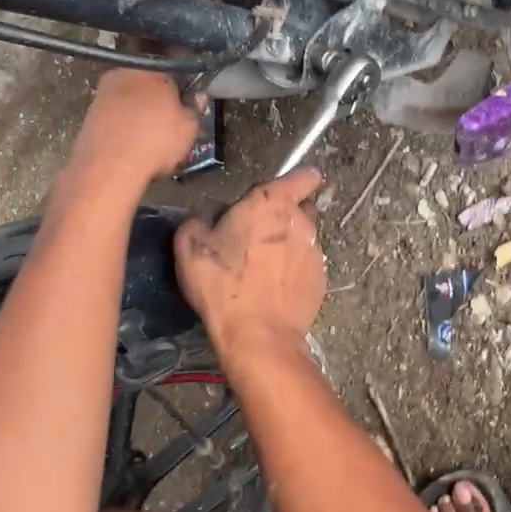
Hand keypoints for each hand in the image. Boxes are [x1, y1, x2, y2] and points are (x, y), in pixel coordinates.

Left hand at [68, 69, 201, 191]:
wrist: (108, 166)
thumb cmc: (155, 140)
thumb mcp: (188, 127)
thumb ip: (195, 108)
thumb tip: (197, 96)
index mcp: (153, 69)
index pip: (173, 70)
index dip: (182, 88)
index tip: (186, 105)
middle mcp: (125, 73)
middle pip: (147, 83)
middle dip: (157, 99)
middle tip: (168, 123)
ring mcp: (103, 92)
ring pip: (129, 99)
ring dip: (139, 113)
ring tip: (148, 138)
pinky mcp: (89, 113)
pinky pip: (115, 116)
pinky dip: (123, 126)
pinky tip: (130, 145)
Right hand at [173, 168, 325, 359]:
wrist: (257, 335)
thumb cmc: (221, 283)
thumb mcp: (190, 243)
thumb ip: (202, 214)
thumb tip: (213, 207)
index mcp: (271, 203)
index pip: (302, 176)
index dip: (299, 178)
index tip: (290, 185)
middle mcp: (300, 221)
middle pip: (300, 208)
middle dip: (284, 215)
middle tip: (258, 235)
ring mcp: (314, 251)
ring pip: (303, 238)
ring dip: (288, 244)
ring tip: (263, 267)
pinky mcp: (321, 279)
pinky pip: (306, 265)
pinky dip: (293, 271)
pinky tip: (274, 288)